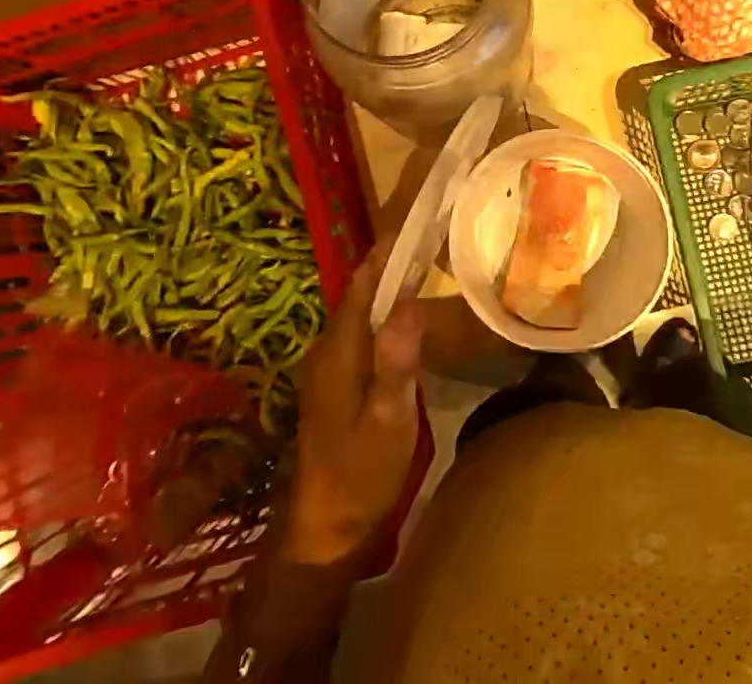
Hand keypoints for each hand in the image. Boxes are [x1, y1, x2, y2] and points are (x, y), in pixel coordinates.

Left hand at [283, 239, 425, 565]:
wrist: (325, 524)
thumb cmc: (362, 472)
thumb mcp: (389, 419)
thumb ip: (396, 362)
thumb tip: (409, 303)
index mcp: (339, 353)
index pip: (360, 288)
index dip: (382, 256)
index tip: (410, 225)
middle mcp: (327, 351)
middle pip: (358, 295)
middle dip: (387, 266)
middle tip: (426, 241)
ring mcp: (328, 368)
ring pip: (358, 314)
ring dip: (384, 289)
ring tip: (420, 268)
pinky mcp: (334, 383)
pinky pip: (359, 333)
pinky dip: (381, 315)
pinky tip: (403, 319)